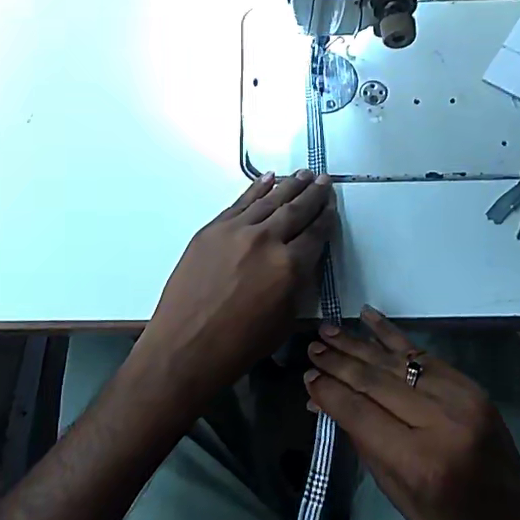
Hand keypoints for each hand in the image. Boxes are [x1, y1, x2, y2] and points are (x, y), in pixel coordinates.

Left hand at [133, 171, 335, 413]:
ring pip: (268, 200)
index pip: (316, 234)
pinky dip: (255, 189)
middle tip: (324, 180)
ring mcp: (235, 231)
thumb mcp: (284, 320)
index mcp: (289, 266)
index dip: (326, 218)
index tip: (332, 206)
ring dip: (288, 186)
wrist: (187, 343)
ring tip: (303, 174)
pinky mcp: (212, 229)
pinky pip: (239, 202)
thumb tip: (301, 261)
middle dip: (312, 195)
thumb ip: (297, 284)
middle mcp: (265, 240)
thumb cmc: (239, 344)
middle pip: (295, 210)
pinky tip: (269, 179)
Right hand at [305, 308, 519, 519]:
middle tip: (312, 349)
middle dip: (338, 364)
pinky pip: (423, 354)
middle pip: (375, 382)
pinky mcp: (471, 387)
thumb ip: (360, 438)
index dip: (329, 392)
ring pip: (396, 362)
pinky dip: (392, 335)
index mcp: (419, 460)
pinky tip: (368, 318)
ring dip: (358, 345)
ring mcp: (461, 400)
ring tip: (328, 331)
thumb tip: (321, 399)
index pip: (359, 412)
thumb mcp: (394, 490)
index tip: (306, 377)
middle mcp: (441, 423)